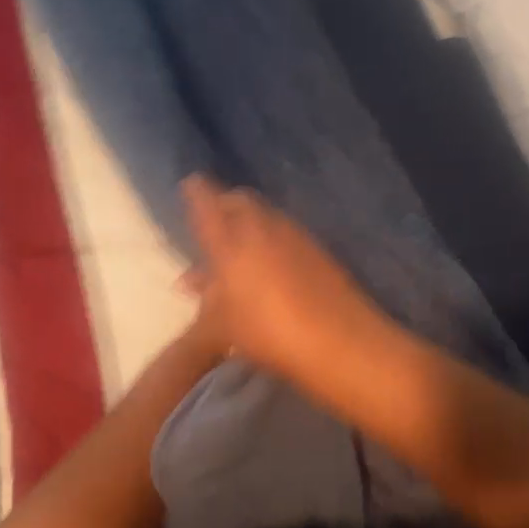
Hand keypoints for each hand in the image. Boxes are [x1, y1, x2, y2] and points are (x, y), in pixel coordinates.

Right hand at [176, 174, 381, 377]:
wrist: (340, 341)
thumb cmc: (268, 332)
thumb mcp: (223, 322)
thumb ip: (206, 294)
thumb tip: (189, 279)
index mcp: (230, 240)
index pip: (206, 202)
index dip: (195, 192)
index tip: (188, 186)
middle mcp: (261, 226)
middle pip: (239, 200)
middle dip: (224, 203)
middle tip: (213, 219)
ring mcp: (293, 234)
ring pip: (264, 214)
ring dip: (248, 222)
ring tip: (238, 248)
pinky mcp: (317, 247)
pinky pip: (284, 231)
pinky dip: (270, 238)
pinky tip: (269, 263)